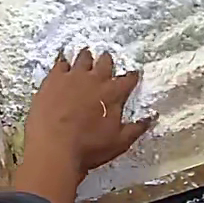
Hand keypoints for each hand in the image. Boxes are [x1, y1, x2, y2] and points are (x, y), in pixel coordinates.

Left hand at [12, 49, 151, 202]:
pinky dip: (62, 63)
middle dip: (107, 61)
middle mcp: (95, 80)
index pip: (128, 80)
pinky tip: (61, 63)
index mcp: (113, 93)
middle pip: (105, 63)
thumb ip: (136, 128)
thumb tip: (151, 118)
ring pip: (82, 59)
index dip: (132, 77)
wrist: (54, 147)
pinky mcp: (52, 80)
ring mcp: (72, 77)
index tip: (133, 75)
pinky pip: (59, 64)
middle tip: (107, 59)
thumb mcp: (119, 142)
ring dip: (86, 57)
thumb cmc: (89, 147)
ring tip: (86, 54)